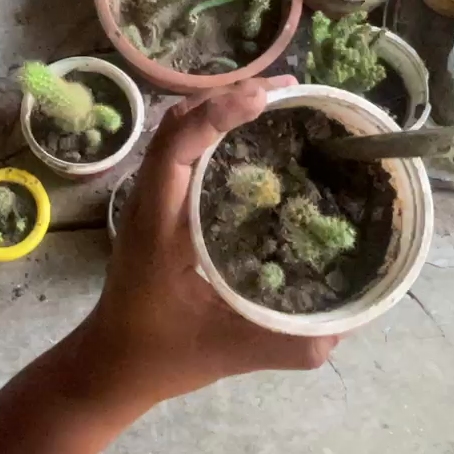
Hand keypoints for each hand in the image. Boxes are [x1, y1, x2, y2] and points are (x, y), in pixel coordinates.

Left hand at [70, 76, 338, 408]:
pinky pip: (180, 149)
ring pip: (175, 131)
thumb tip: (344, 330)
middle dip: (227, 96)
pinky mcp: (157, 204)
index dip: (215, 113)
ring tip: (273, 100)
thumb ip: (286, 347)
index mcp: (159, 224)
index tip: (263, 97)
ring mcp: (149, 198)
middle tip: (286, 90)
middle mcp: (149, 199)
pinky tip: (249, 137)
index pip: (175, 146)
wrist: (109, 362)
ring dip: (218, 106)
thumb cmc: (160, 353)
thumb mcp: (227, 352)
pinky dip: (211, 128)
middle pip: (176, 124)